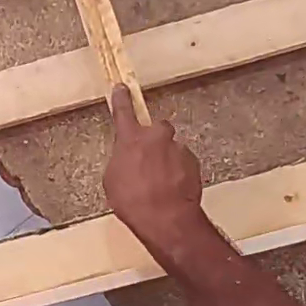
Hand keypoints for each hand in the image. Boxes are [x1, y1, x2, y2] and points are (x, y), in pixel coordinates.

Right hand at [104, 84, 206, 249]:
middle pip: (156, 128)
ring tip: (158, 184)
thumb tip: (126, 158)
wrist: (165, 218)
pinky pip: (183, 162)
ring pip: (170, 147)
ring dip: (165, 160)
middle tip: (147, 160)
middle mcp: (156, 137)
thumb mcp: (112, 180)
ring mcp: (177, 148)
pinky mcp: (193, 162)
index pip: (123, 111)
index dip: (121, 99)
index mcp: (131, 140)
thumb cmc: (133, 201)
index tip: (121, 87)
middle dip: (153, 140)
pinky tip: (171, 189)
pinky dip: (178, 172)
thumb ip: (120, 160)